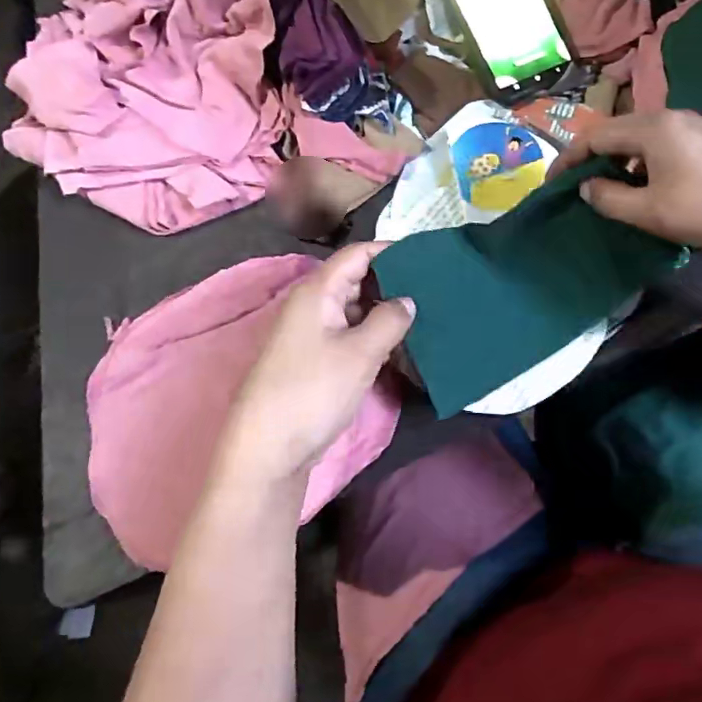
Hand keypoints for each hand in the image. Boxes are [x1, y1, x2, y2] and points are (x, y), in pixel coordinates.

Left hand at [213, 242, 414, 487]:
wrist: (268, 451)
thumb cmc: (313, 392)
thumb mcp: (361, 353)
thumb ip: (390, 320)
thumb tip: (408, 301)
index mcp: (317, 292)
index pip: (357, 254)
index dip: (390, 250)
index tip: (427, 255)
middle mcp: (312, 305)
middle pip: (356, 279)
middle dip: (392, 280)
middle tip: (434, 286)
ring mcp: (312, 333)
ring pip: (355, 308)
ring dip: (385, 310)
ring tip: (425, 312)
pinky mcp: (315, 359)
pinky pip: (350, 332)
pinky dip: (374, 332)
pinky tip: (401, 342)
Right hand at [556, 110, 701, 251]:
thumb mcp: (651, 212)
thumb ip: (610, 198)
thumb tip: (586, 186)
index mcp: (652, 127)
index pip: (595, 134)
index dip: (569, 158)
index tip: (553, 184)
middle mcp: (670, 116)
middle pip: (617, 132)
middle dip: (593, 159)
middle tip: (580, 189)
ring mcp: (693, 126)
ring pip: (640, 139)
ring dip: (620, 163)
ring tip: (612, 193)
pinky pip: (661, 146)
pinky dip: (643, 164)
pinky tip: (649, 189)